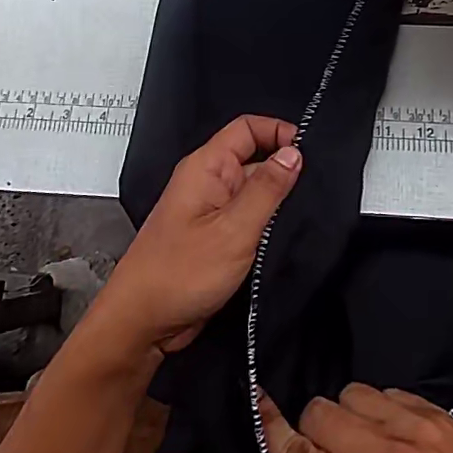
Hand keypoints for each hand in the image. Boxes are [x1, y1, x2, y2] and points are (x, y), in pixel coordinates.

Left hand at [91, 115, 302, 354]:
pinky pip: (248, 216)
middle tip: (311, 189)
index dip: (278, 131)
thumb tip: (293, 153)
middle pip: (254, 157)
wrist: (142, 324)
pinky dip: (266, 222)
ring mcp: (211, 209)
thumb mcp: (234, 229)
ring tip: (298, 217)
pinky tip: (281, 237)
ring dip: (276, 200)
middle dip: (283, 168)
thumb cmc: (176, 276)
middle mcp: (208, 181)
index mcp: (206, 167)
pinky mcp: (215, 234)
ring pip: (254, 189)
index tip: (307, 149)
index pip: (247, 128)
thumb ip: (267, 189)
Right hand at [261, 385, 452, 452]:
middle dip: (312, 436)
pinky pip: (387, 391)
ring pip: (350, 393)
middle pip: (319, 414)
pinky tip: (389, 439)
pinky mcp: (440, 415)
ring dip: (345, 419)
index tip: (258, 409)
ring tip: (359, 449)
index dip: (270, 432)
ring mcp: (418, 431)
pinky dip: (379, 410)